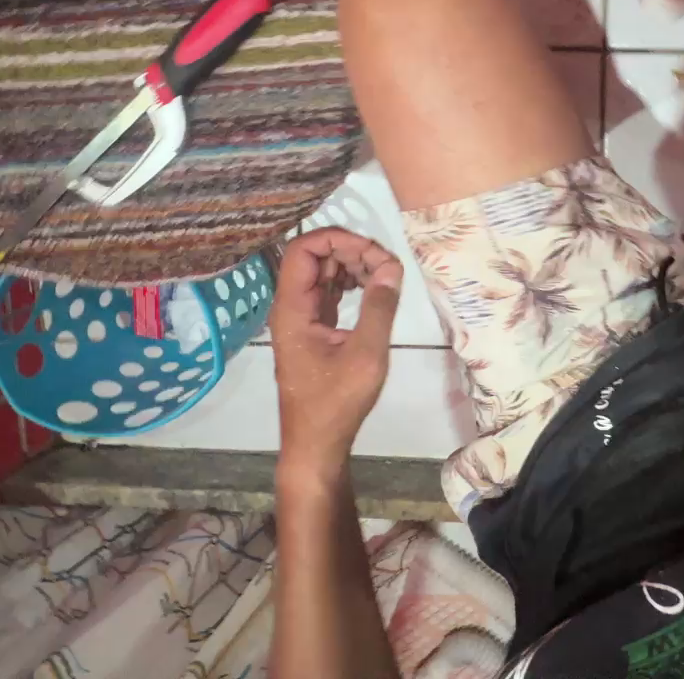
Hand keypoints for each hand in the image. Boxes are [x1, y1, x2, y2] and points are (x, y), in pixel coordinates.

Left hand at [271, 227, 402, 478]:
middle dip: (351, 250)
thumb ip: (378, 307)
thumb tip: (392, 265)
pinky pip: (330, 290)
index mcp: (292, 309)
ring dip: (354, 264)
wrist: (316, 444)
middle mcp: (291, 306)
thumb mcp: (366, 354)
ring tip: (385, 275)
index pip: (304, 249)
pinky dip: (352, 282)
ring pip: (324, 271)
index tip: (374, 251)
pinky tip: (375, 289)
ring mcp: (301, 317)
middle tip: (386, 265)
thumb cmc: (336, 402)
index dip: (338, 239)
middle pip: (315, 255)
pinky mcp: (314, 327)